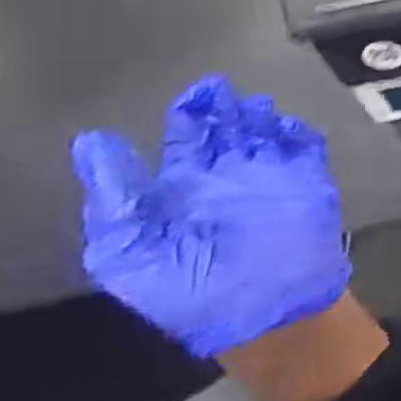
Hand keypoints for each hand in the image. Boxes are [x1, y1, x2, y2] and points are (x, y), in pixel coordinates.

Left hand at [71, 76, 350, 358]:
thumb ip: (114, 197)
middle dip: (223, 105)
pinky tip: (284, 126)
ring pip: (266, 131)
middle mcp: (228, 176)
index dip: (187, 114)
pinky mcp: (308, 183)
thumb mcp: (126, 252)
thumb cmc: (189, 291)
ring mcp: (271, 178)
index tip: (191, 96)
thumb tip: (92, 142)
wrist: (261, 313)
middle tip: (219, 87)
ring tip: (252, 105)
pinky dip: (298, 133)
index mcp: (184, 189)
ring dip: (259, 114)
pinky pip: (306, 148)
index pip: (185, 138)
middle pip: (227, 127)